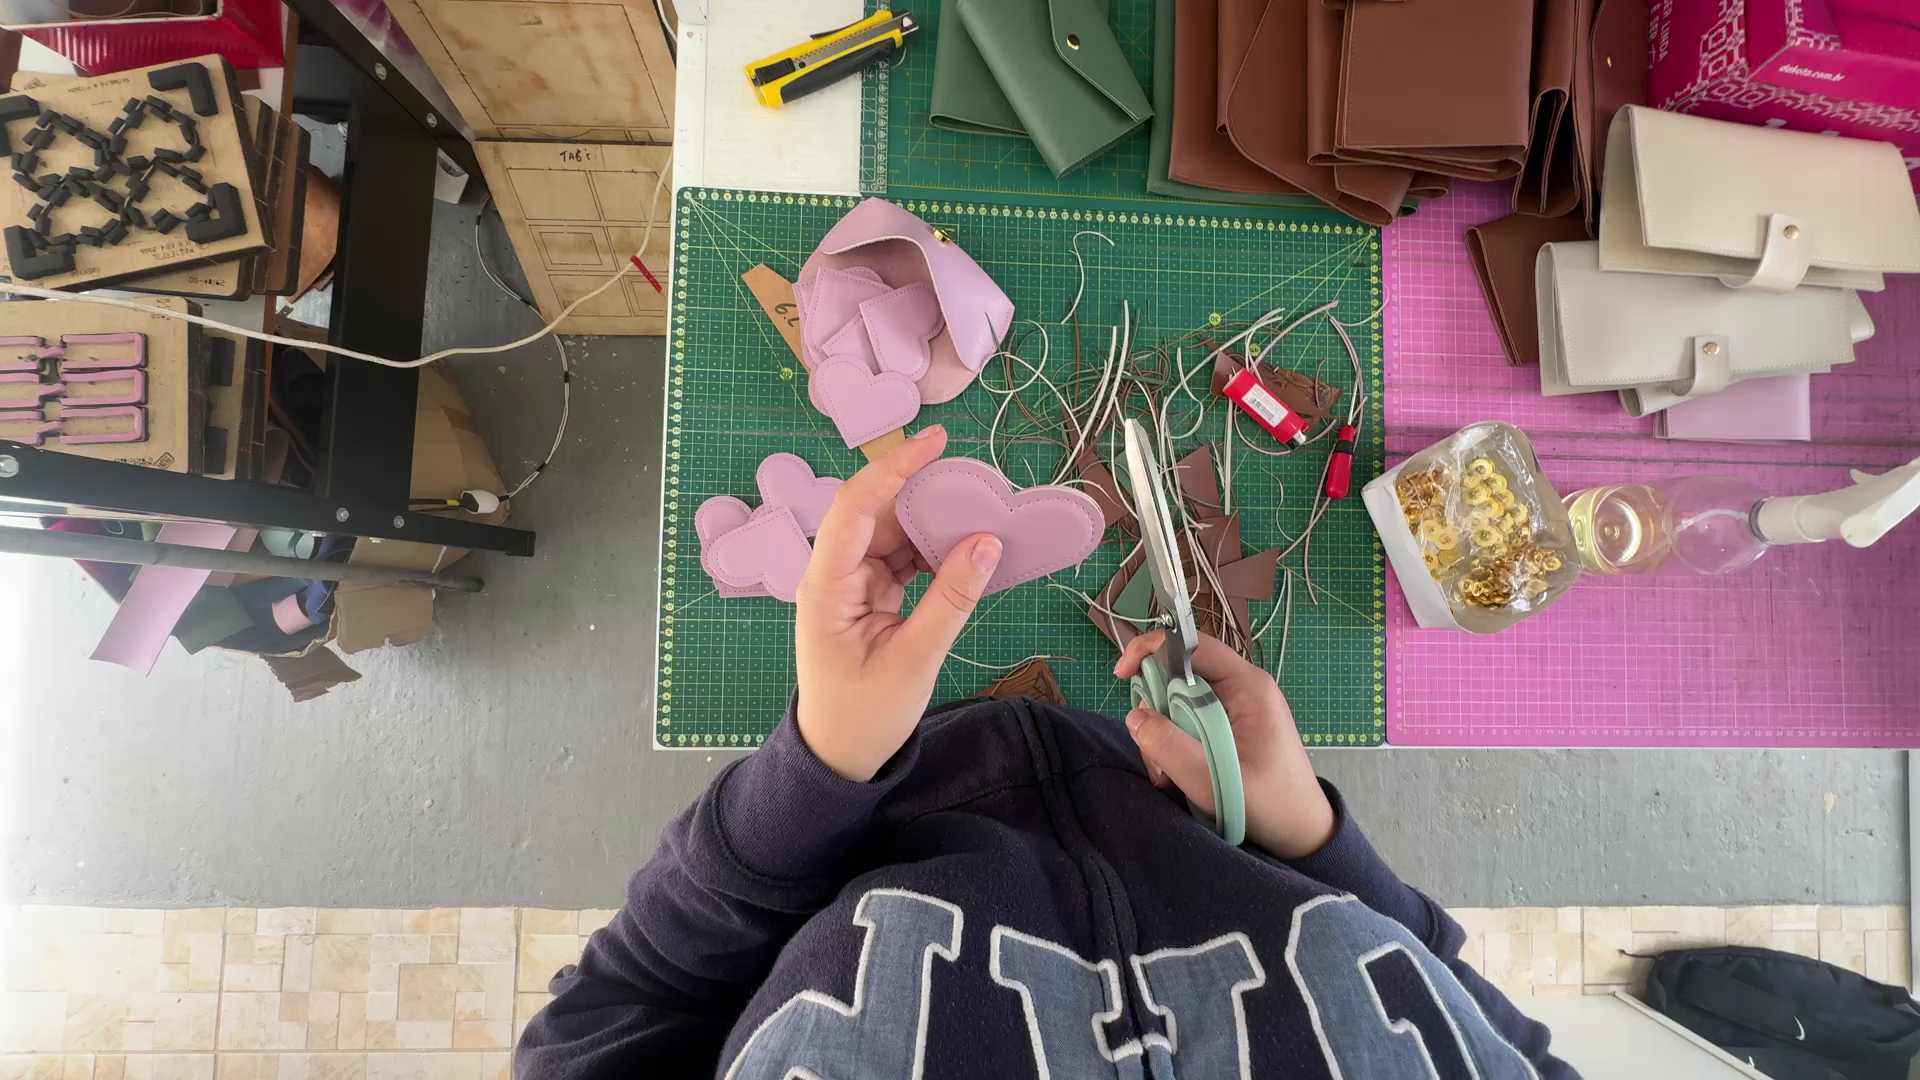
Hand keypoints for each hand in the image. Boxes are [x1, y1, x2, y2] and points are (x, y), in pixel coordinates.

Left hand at [795, 426, 1002, 781]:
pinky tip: (964, 547)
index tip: (935, 442)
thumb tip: (987, 543)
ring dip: (933, 523)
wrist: (840, 754)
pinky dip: (934, 551)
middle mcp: (835, 573)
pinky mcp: (871, 593)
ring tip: (978, 513)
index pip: (855, 508)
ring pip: (894, 533)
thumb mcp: (913, 660)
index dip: (894, 469)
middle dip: (923, 492)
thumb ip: (951, 600)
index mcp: (827, 585)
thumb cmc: (863, 716)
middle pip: (877, 513)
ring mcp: (853, 582)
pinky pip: (904, 557)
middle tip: (974, 481)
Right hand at [1114, 630, 1335, 857]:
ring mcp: (1229, 706)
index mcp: (1247, 686)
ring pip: (1173, 699)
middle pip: (1176, 674)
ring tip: (1167, 773)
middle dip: (1154, 707)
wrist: (1302, 835)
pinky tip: (1174, 773)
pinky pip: (1181, 719)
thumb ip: (1172, 747)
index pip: (1192, 645)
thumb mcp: (1216, 779)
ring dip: (1160, 733)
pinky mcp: (1221, 725)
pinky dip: (1169, 743)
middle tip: (1152, 748)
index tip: (1123, 675)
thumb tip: (1135, 716)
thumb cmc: (1272, 805)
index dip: (1152, 650)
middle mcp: (1237, 687)